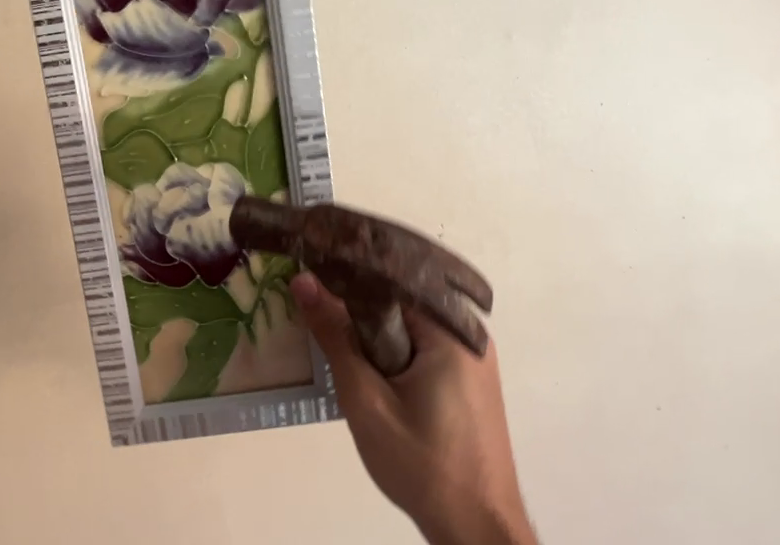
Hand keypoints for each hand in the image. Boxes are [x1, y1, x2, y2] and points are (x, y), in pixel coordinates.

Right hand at [292, 273, 535, 544]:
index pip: (392, 278)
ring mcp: (472, 360)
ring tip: (328, 326)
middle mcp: (469, 336)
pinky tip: (362, 360)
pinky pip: (421, 345)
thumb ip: (334, 337)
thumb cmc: (423, 464)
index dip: (348, 269)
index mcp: (453, 332)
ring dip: (371, 327)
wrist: (477, 532)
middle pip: (401, 299)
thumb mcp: (366, 400)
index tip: (310, 261)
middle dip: (356, 301)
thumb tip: (302, 280)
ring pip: (409, 323)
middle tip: (311, 298)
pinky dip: (390, 346)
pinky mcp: (467, 382)